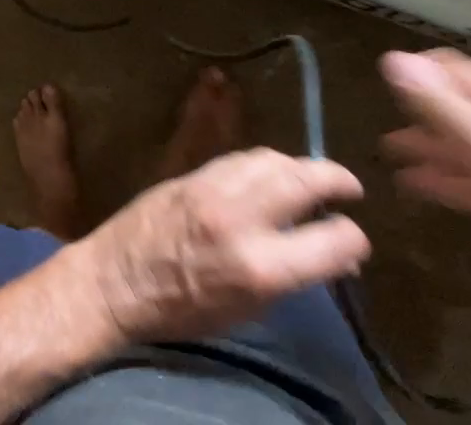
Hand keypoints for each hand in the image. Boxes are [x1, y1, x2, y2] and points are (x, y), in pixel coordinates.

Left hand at [63, 148, 368, 343]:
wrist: (116, 281)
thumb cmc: (183, 311)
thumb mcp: (248, 310)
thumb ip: (294, 277)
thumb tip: (334, 255)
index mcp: (261, 268)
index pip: (334, 241)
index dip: (354, 239)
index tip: (354, 239)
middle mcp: (240, 220)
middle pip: (304, 181)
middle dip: (336, 179)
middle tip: (349, 187)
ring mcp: (212, 191)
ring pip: (270, 159)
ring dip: (298, 166)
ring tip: (311, 178)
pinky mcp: (190, 176)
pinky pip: (238, 159)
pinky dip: (263, 164)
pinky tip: (269, 174)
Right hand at [380, 49, 470, 307]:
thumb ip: (442, 106)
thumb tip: (394, 59)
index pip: (461, 72)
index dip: (427, 68)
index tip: (390, 72)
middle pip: (458, 110)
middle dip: (422, 109)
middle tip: (383, 111)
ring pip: (460, 147)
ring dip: (427, 146)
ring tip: (389, 149)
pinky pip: (468, 184)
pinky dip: (440, 180)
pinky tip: (415, 184)